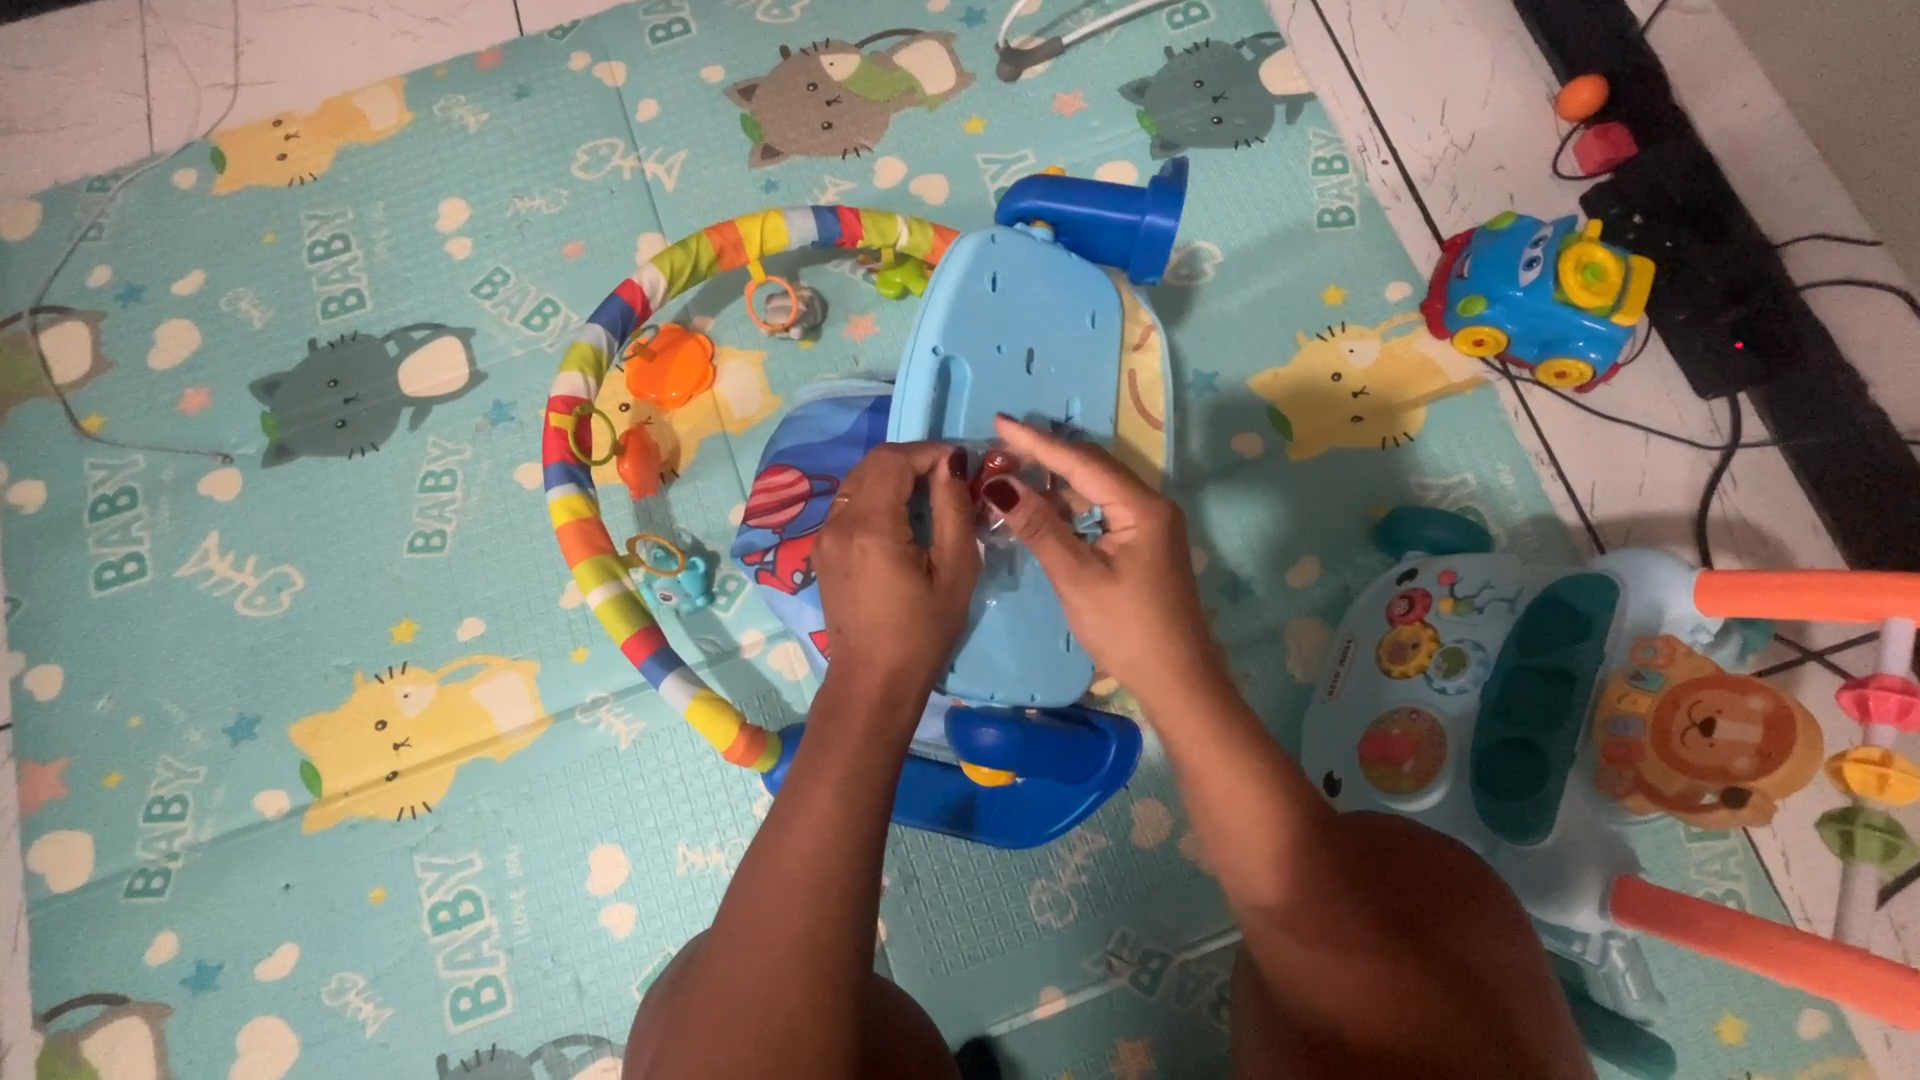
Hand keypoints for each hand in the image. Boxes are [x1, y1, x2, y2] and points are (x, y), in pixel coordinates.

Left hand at [814, 442, 979, 715]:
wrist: (874, 681)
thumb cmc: (922, 632)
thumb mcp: (955, 571)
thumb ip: (953, 510)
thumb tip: (952, 466)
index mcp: (870, 526)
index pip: (894, 459)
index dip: (930, 452)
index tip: (961, 464)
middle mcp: (838, 522)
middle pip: (872, 463)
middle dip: (912, 459)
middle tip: (949, 476)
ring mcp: (824, 536)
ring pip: (858, 481)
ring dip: (893, 476)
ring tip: (930, 495)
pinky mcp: (823, 551)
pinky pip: (850, 504)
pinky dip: (877, 495)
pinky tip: (904, 518)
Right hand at [984, 416, 1221, 710]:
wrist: (1176, 679)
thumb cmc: (1127, 629)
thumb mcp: (1077, 577)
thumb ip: (1039, 527)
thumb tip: (998, 484)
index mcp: (1141, 507)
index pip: (1081, 462)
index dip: (1037, 442)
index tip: (1000, 422)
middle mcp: (1149, 505)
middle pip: (1091, 468)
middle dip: (1045, 456)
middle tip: (1000, 445)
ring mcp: (1148, 525)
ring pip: (1095, 490)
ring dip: (1055, 483)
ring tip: (1011, 472)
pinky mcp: (1141, 545)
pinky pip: (1100, 511)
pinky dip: (1069, 508)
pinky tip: (1041, 509)